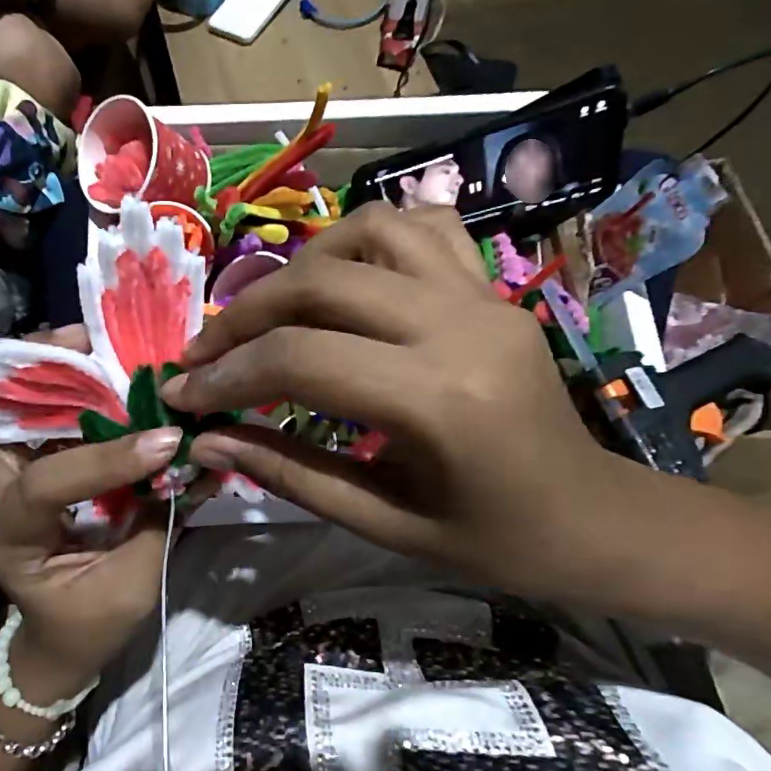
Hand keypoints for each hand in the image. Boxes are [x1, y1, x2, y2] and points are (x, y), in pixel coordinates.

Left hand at [0, 328, 192, 695]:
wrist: (60, 644)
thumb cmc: (90, 626)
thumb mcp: (132, 587)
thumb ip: (161, 519)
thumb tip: (198, 458)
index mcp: (14, 539)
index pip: (45, 484)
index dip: (105, 458)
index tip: (166, 440)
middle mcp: (3, 498)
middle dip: (38, 376)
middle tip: (95, 344)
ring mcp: (16, 481)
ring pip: (13, 409)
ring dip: (55, 375)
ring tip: (103, 348)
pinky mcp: (40, 473)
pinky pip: (46, 421)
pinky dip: (75, 393)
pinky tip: (113, 378)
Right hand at [163, 203, 633, 598]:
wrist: (588, 518)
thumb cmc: (490, 540)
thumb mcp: (384, 522)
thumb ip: (291, 473)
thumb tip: (209, 438)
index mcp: (437, 401)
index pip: (300, 360)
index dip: (227, 374)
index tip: (183, 393)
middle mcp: (460, 328)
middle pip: (323, 284)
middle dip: (245, 316)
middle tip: (205, 353)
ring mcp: (485, 297)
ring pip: (371, 232)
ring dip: (303, 264)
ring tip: (270, 311)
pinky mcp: (495, 290)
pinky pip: (425, 229)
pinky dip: (369, 239)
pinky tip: (345, 278)